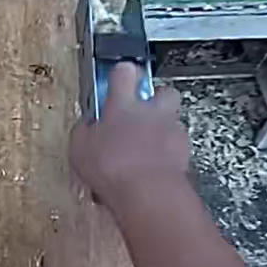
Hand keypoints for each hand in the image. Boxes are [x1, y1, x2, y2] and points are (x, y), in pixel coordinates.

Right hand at [69, 62, 189, 210]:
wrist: (148, 193)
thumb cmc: (112, 167)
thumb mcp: (80, 149)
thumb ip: (84, 132)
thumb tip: (86, 128)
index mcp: (123, 105)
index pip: (125, 72)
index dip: (122, 74)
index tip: (119, 79)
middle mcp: (152, 113)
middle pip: (165, 91)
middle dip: (157, 100)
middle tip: (142, 114)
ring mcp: (172, 132)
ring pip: (174, 122)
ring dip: (164, 131)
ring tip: (148, 150)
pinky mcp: (185, 155)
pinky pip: (178, 149)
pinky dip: (169, 156)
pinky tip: (155, 169)